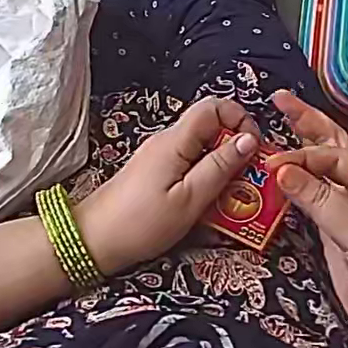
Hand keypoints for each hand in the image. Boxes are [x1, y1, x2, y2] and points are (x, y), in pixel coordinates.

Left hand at [76, 96, 259, 273]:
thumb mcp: (190, 200)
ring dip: (223, 166)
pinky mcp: (157, 171)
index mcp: (176, 140)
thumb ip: (220, 167)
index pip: (214, 106)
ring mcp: (161, 155)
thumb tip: (248, 140)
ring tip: (235, 195)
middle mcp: (168, 141)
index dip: (239, 119)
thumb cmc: (140, 223)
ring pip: (203, 147)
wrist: (93, 241)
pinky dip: (206, 177)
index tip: (254, 149)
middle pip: (211, 126)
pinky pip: (190, 163)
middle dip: (236, 148)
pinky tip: (211, 202)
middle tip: (250, 178)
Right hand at [267, 90, 347, 347]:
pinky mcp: (332, 229)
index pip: (337, 156)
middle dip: (307, 122)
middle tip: (281, 99)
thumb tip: (283, 170)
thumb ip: (323, 202)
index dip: (306, 156)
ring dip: (299, 144)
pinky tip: (278, 169)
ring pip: (319, 168)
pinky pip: (308, 197)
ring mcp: (347, 207)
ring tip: (279, 118)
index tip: (276, 162)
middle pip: (332, 146)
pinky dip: (292, 180)